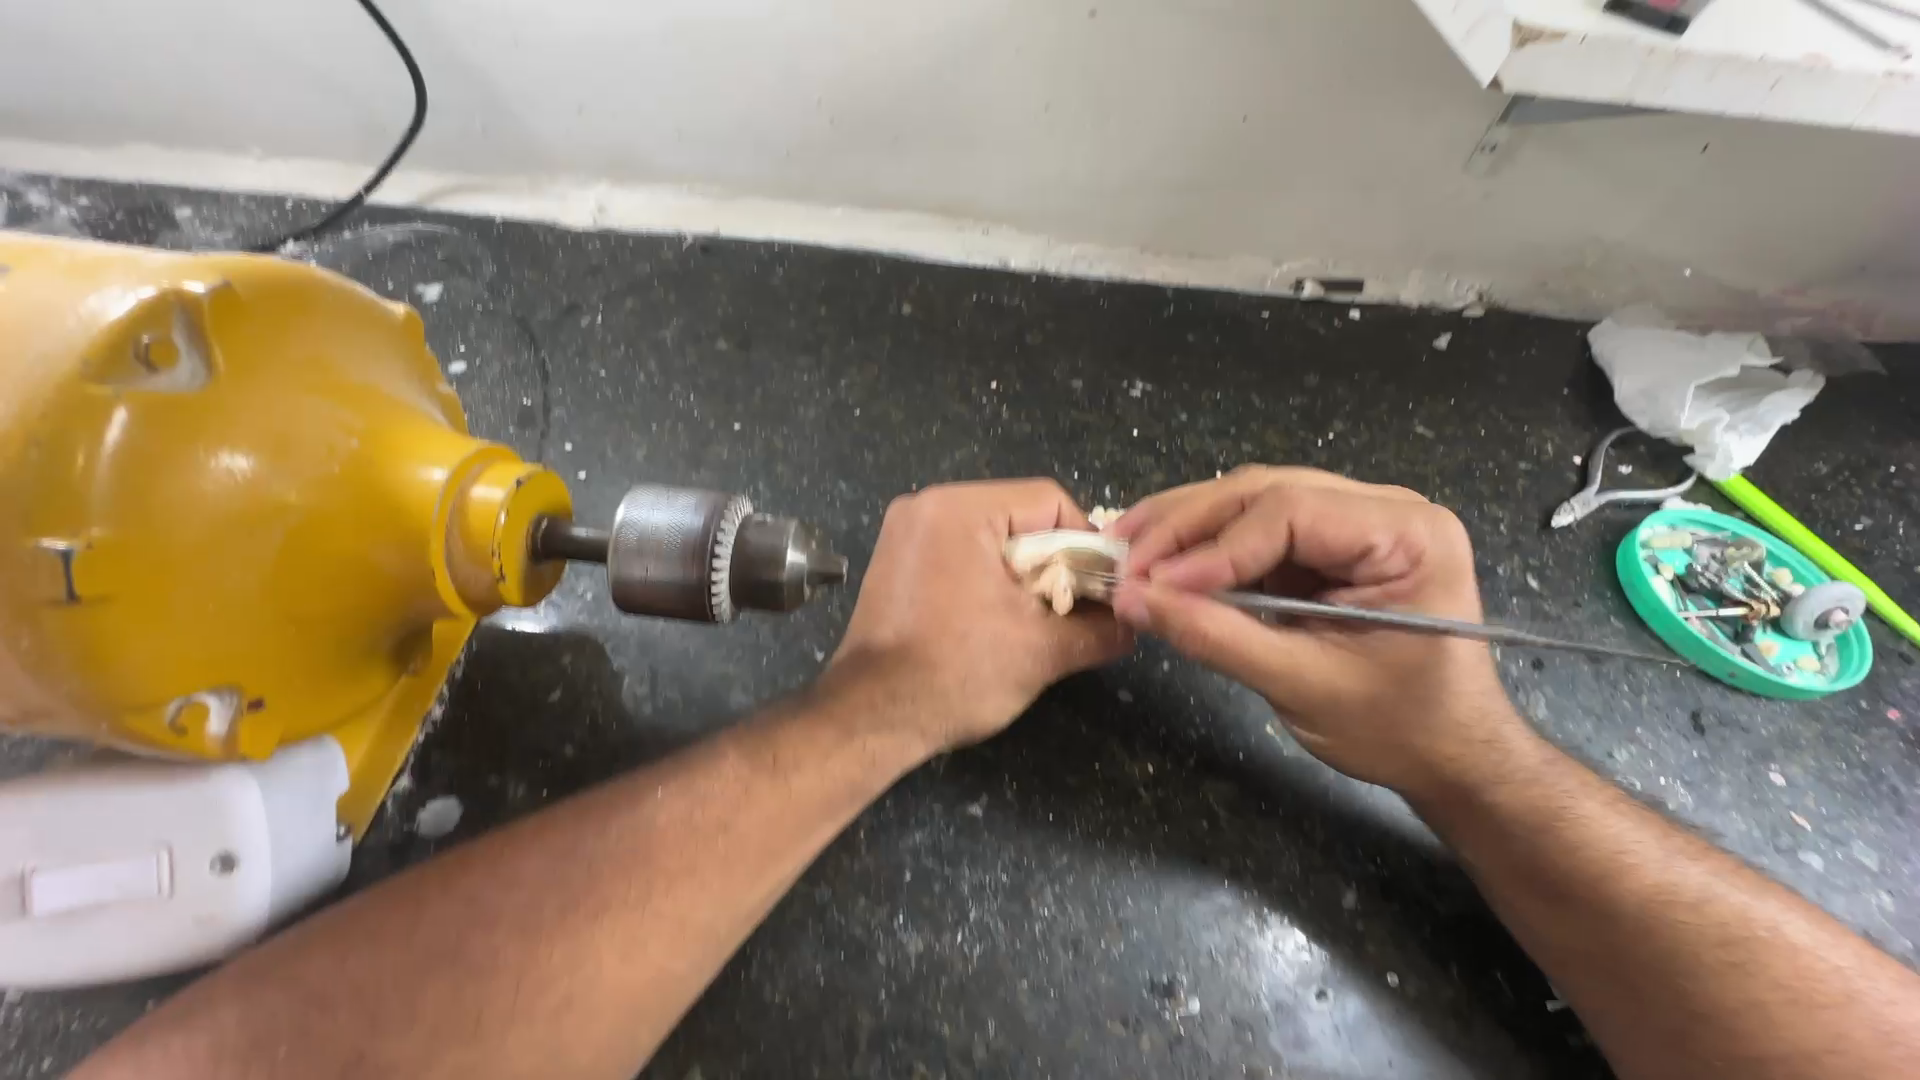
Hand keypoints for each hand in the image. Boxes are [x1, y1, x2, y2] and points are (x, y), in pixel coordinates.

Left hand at [829, 479, 1133, 752]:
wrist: (870, 717)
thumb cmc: (956, 674)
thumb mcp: (1042, 652)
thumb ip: (1100, 629)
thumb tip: (1132, 623)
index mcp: (958, 510)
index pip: (1048, 501)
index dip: (1086, 543)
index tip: (1101, 587)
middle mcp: (925, 506)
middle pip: (1017, 516)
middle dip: (1053, 562)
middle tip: (1074, 606)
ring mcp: (904, 532)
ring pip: (990, 537)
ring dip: (1022, 574)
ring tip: (1040, 618)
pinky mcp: (894, 560)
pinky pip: (959, 553)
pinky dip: (987, 579)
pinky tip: (998, 619)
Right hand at [1108, 467, 1527, 799]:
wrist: (1446, 754)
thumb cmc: (1397, 728)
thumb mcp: (1302, 685)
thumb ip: (1215, 637)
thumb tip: (1130, 599)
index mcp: (1406, 534)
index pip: (1291, 510)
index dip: (1214, 544)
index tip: (1152, 583)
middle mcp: (1381, 509)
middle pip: (1263, 492)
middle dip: (1186, 524)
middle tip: (1122, 559)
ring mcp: (1349, 522)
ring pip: (1249, 499)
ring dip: (1184, 524)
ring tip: (1125, 546)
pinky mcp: (1320, 545)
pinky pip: (1249, 526)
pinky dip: (1201, 543)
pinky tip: (1159, 554)